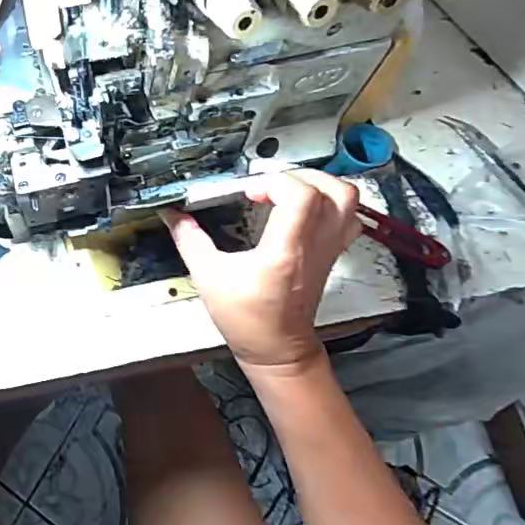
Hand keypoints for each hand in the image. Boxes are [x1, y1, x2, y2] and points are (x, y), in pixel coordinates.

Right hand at [163, 169, 361, 378]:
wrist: (277, 348)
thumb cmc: (249, 321)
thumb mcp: (209, 278)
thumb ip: (190, 240)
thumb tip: (174, 216)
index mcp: (284, 252)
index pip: (301, 197)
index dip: (275, 182)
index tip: (250, 190)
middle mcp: (314, 247)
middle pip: (332, 190)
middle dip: (297, 175)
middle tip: (271, 184)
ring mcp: (328, 249)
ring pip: (348, 200)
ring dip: (320, 183)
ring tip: (289, 188)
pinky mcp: (331, 253)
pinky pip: (349, 217)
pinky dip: (332, 202)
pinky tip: (306, 206)